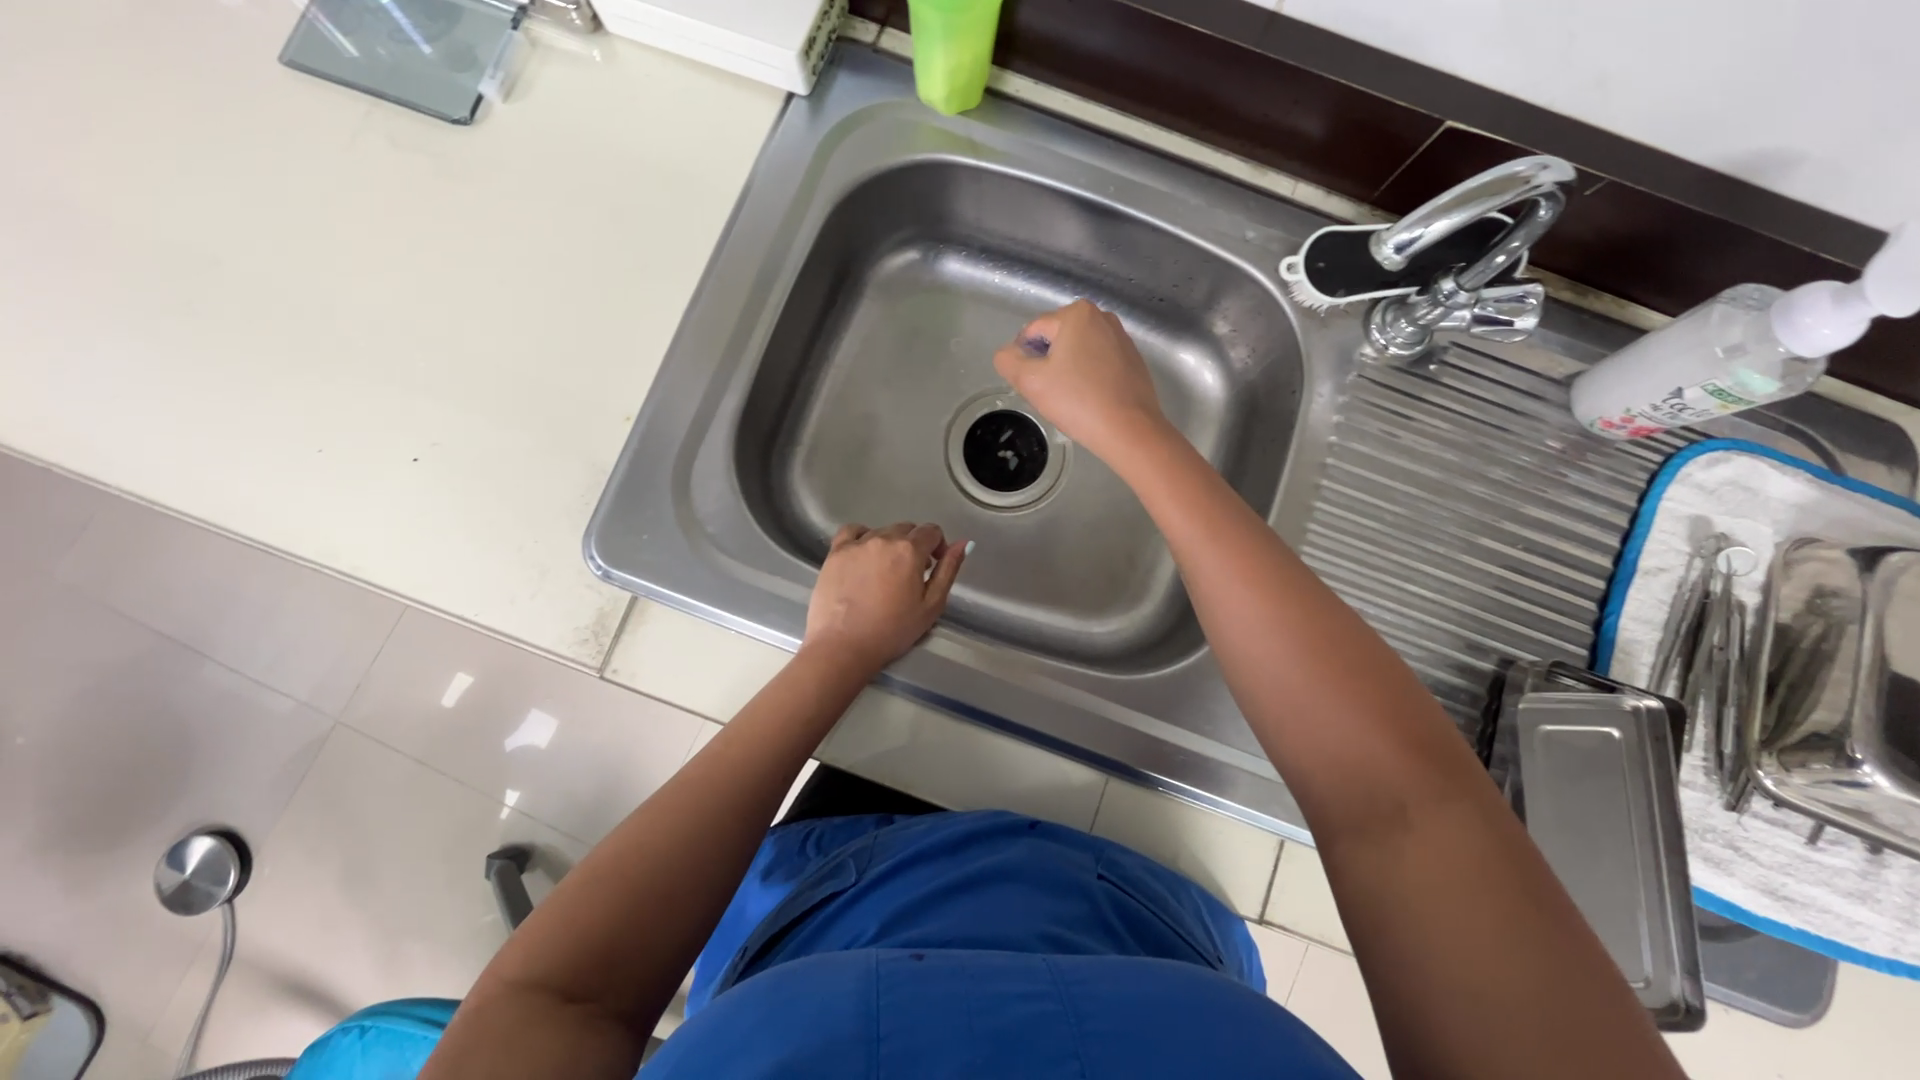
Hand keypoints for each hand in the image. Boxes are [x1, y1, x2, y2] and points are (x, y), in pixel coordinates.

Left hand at [803, 522, 967, 671]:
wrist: (844, 646)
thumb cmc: (892, 631)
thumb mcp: (931, 606)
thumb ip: (948, 571)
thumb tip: (963, 543)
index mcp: (910, 551)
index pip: (931, 531)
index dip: (938, 546)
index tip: (934, 565)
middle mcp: (884, 539)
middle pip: (906, 530)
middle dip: (914, 546)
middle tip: (911, 574)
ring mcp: (857, 544)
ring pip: (881, 531)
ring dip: (890, 544)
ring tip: (886, 571)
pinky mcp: (835, 553)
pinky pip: (852, 531)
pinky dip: (862, 537)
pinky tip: (863, 555)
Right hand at [992, 299, 1171, 463]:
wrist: (1130, 430)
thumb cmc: (1078, 401)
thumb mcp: (1030, 381)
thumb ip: (1008, 360)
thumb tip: (1008, 353)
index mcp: (1076, 314)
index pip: (1032, 332)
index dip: (1025, 359)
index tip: (1035, 385)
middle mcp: (1102, 317)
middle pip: (1057, 340)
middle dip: (1049, 364)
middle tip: (1053, 394)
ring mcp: (1122, 338)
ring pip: (1078, 352)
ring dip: (1069, 371)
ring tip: (1073, 399)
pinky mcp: (1133, 359)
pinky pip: (1099, 363)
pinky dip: (1090, 378)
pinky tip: (1092, 400)